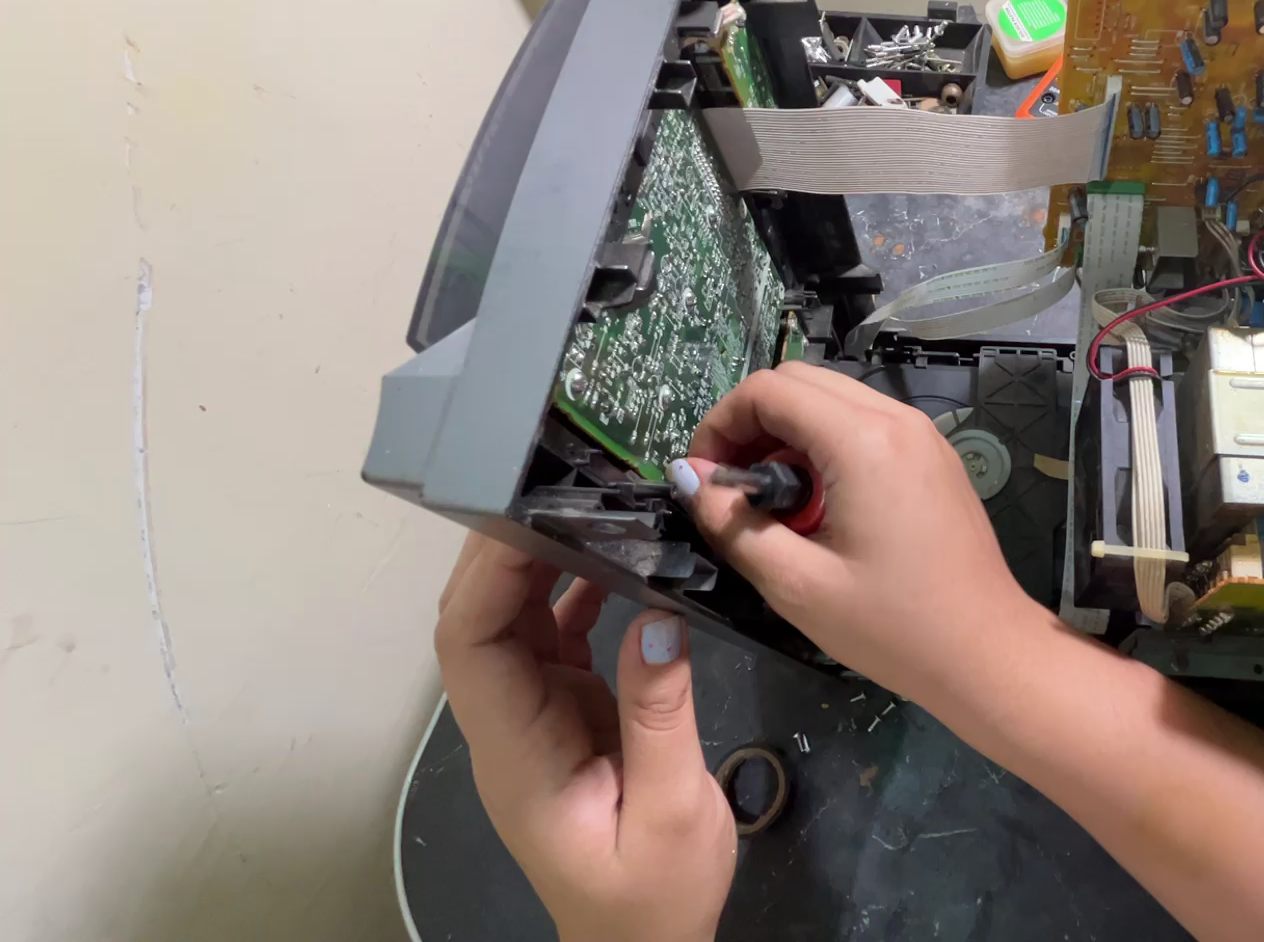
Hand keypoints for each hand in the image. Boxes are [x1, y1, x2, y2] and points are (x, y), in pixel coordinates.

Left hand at [434, 534, 735, 941]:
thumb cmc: (654, 894)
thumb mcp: (671, 811)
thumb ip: (660, 715)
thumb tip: (659, 615)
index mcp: (519, 752)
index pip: (471, 646)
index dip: (488, 576)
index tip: (532, 514)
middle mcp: (513, 726)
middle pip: (481, 623)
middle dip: (504, 551)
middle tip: (560, 488)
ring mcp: (539, 717)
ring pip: (517, 624)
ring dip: (540, 563)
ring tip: (589, 508)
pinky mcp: (571, 712)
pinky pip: (560, 638)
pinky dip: (579, 592)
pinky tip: (616, 562)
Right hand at [673, 363, 1047, 698]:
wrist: (985, 648)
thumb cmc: (893, 625)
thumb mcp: (797, 584)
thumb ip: (734, 523)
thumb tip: (692, 477)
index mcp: (863, 439)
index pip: (769, 389)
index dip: (721, 423)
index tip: (704, 475)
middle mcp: (897, 418)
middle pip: (801, 381)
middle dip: (753, 422)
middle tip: (735, 487)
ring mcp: (922, 432)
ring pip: (834, 397)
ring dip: (790, 432)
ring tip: (776, 501)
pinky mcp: (934, 454)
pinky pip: (866, 421)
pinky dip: (828, 442)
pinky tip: (822, 501)